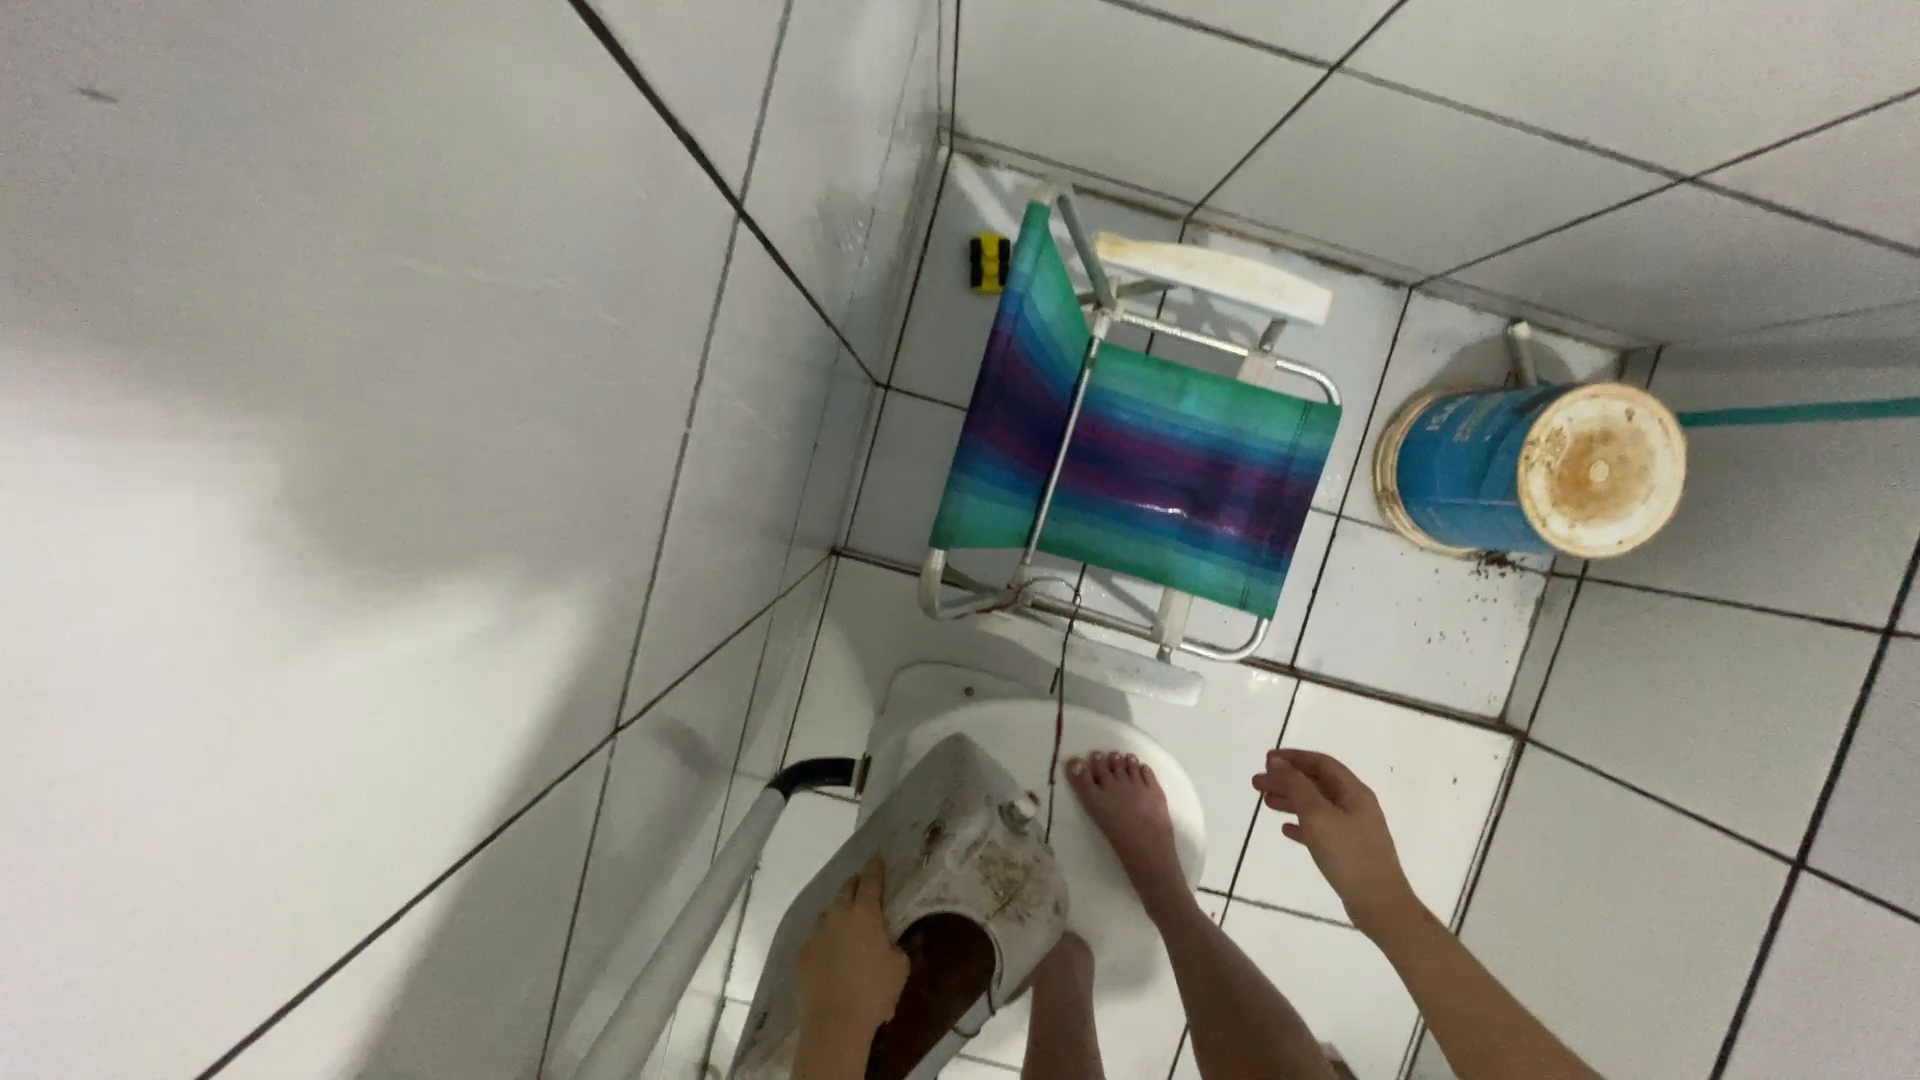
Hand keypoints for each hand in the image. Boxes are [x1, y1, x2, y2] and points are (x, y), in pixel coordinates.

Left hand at [798, 855, 910, 1040]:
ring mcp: (817, 933)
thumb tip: (887, 943)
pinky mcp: (803, 953)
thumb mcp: (900, 968)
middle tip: (863, 887)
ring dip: (839, 913)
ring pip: (829, 913)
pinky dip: (826, 939)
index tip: (877, 857)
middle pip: (846, 889)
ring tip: (847, 926)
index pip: (871, 880)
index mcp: (865, 913)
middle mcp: (838, 915)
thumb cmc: (874, 992)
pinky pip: (817, 937)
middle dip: (855, 884)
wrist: (834, 1023)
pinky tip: (831, 954)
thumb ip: (895, 946)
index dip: (875, 867)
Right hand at [1252, 749, 1418, 934]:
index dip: (1293, 758)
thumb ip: (1296, 784)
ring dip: (1290, 800)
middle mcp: (1356, 805)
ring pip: (1316, 806)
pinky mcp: (1349, 850)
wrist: (1379, 903)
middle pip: (1316, 784)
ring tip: (1265, 803)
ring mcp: (1354, 829)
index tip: (1266, 760)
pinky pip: (1321, 829)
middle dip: (1286, 780)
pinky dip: (1301, 824)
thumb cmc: (1347, 853)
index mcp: (1354, 792)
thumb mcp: (1317, 814)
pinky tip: (1285, 830)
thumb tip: (1277, 761)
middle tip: (1257, 783)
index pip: (1321, 763)